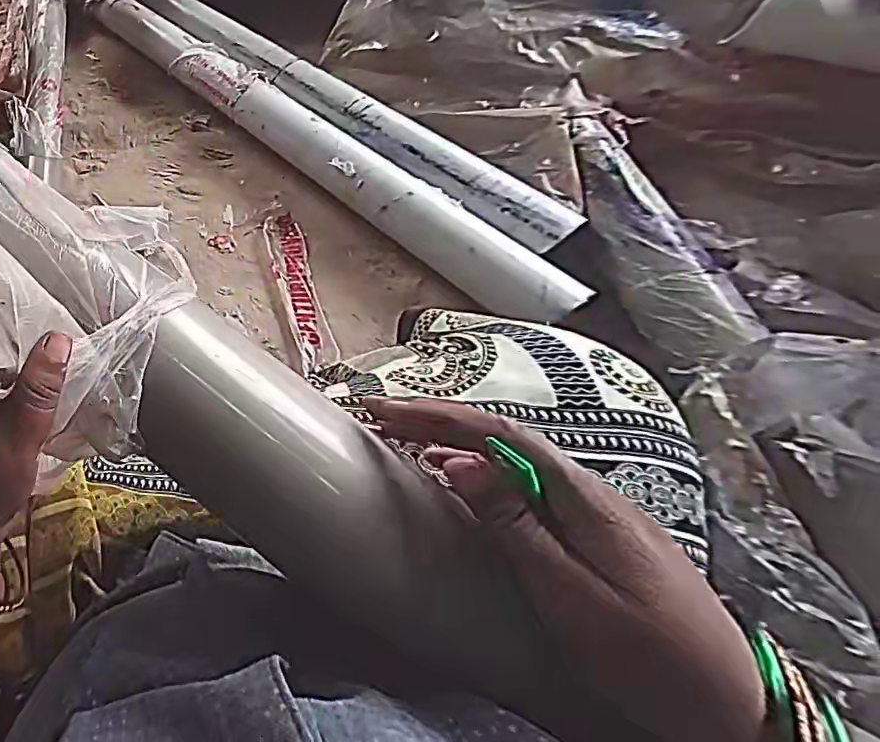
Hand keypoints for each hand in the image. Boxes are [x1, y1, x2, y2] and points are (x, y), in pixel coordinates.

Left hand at [0, 333, 69, 566]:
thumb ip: (35, 393)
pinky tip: (36, 384)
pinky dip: (14, 377)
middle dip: (27, 343)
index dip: (25, 327)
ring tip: (56, 362)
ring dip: (23, 361)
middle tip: (65, 347)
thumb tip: (56, 341)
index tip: (59, 327)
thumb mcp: (16, 445)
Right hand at [363, 397, 767, 741]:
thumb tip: (457, 459)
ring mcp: (596, 513)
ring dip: (454, 439)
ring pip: (513, 457)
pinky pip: (523, 481)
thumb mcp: (572, 593)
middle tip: (380, 415)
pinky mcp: (593, 534)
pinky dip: (476, 466)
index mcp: (587, 500)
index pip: (502, 434)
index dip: (438, 414)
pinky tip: (454, 474)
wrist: (739, 715)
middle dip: (437, 419)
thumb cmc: (651, 658)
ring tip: (403, 437)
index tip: (386, 409)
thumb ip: (514, 522)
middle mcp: (592, 494)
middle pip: (505, 437)